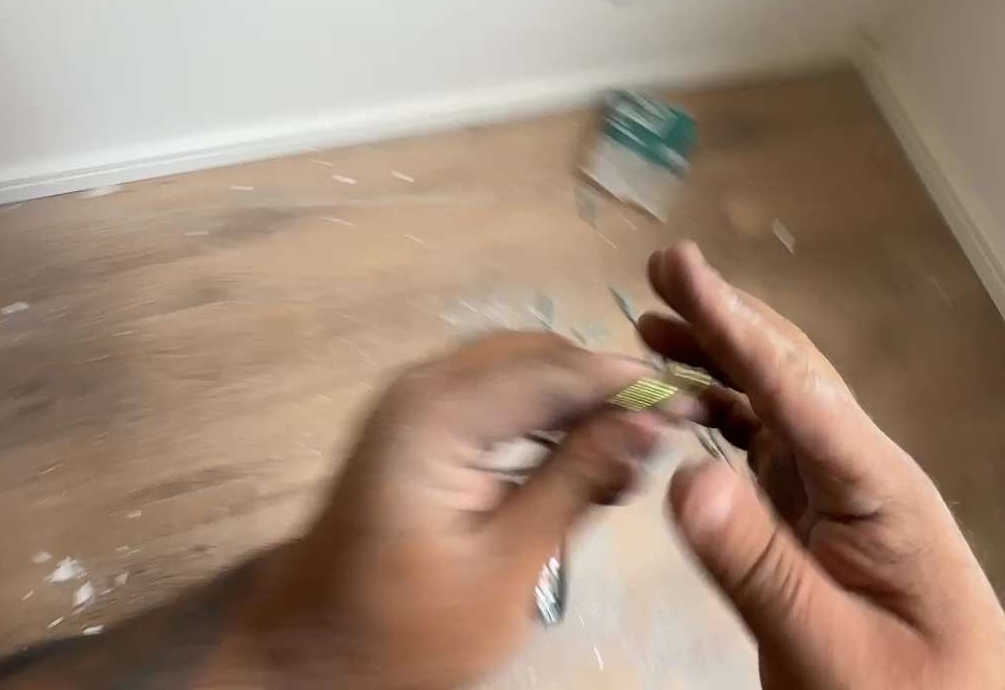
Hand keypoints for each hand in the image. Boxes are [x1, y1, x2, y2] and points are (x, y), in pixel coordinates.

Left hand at [206, 331, 671, 689]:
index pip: (554, 370)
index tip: (690, 399)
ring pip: (519, 366)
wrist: (314, 649)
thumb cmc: (407, 628)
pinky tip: (580, 450)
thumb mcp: (508, 565)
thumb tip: (647, 421)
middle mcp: (425, 382)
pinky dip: (543, 411)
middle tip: (666, 422)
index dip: (627, 380)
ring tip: (631, 444)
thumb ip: (576, 480)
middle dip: (604, 382)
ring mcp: (417, 395)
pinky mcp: (419, 416)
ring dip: (577, 395)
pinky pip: (496, 390)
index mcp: (438, 413)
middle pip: (537, 355)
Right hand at [639, 242, 1004, 689]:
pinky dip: (717, 409)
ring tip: (654, 325)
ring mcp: (835, 486)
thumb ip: (760, 567)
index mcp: (879, 484)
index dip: (728, 321)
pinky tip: (684, 399)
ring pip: (768, 396)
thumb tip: (683, 476)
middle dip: (721, 314)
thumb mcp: (834, 652)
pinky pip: (759, 439)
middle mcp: (856, 466)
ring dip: (713, 354)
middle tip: (662, 269)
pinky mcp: (814, 510)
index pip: (792, 384)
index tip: (679, 267)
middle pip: (784, 369)